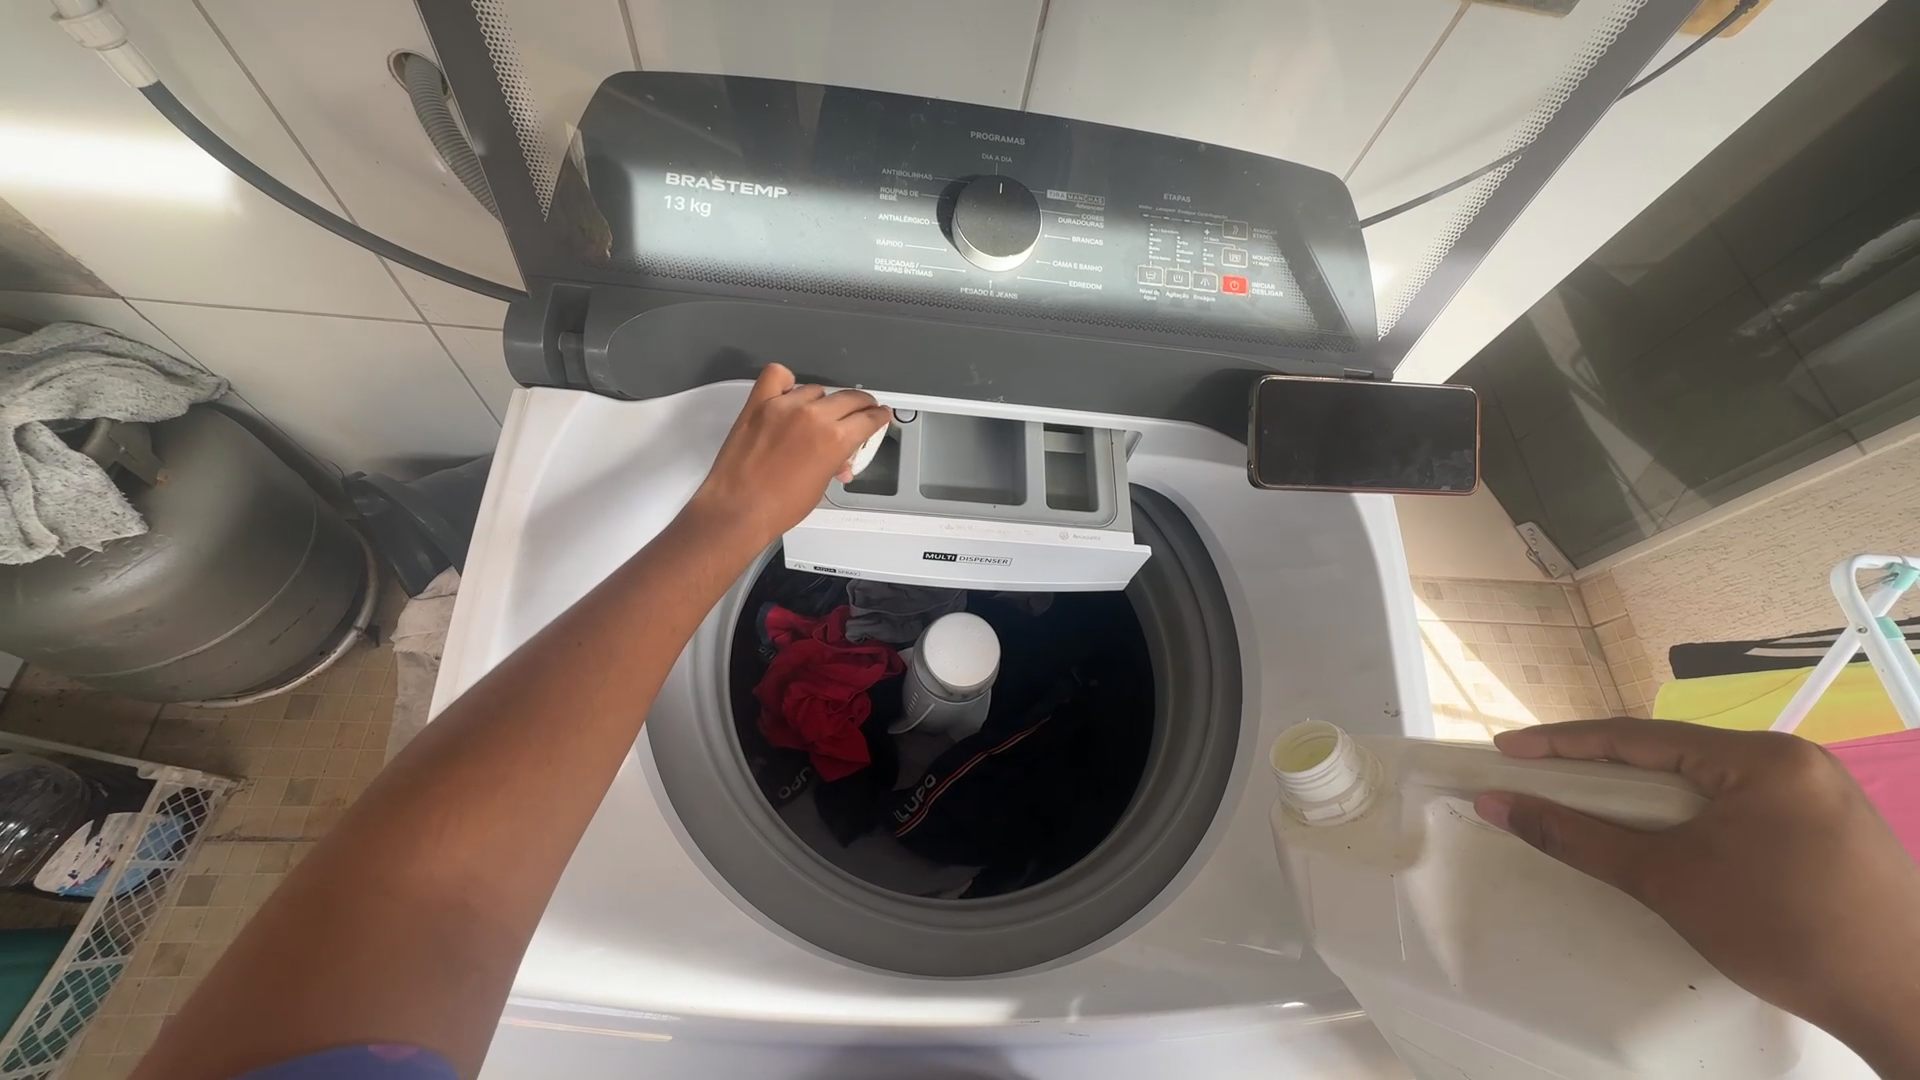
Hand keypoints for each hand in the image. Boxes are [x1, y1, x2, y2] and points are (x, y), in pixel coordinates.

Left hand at [685, 364, 890, 547]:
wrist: (739, 510)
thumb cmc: (780, 507)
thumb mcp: (821, 486)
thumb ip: (836, 462)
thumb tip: (840, 459)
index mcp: (835, 439)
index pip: (868, 418)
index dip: (878, 417)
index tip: (880, 416)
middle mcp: (813, 416)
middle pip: (849, 398)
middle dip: (861, 406)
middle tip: (861, 412)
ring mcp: (783, 406)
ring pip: (816, 390)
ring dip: (823, 402)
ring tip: (818, 416)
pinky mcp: (758, 404)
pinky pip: (777, 376)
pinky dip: (786, 382)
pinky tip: (788, 394)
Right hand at [1475, 719, 1919, 1074]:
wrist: (1918, 1017)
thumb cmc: (1785, 933)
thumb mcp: (1663, 879)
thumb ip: (1572, 835)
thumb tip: (1493, 804)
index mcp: (1763, 758)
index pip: (1636, 736)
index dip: (1561, 743)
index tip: (1505, 750)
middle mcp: (1795, 761)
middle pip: (1668, 752)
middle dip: (1598, 766)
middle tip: (1539, 777)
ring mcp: (1819, 793)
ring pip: (1698, 777)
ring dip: (1638, 791)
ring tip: (1585, 803)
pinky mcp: (1830, 827)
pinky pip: (1731, 800)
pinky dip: (1681, 811)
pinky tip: (1655, 830)